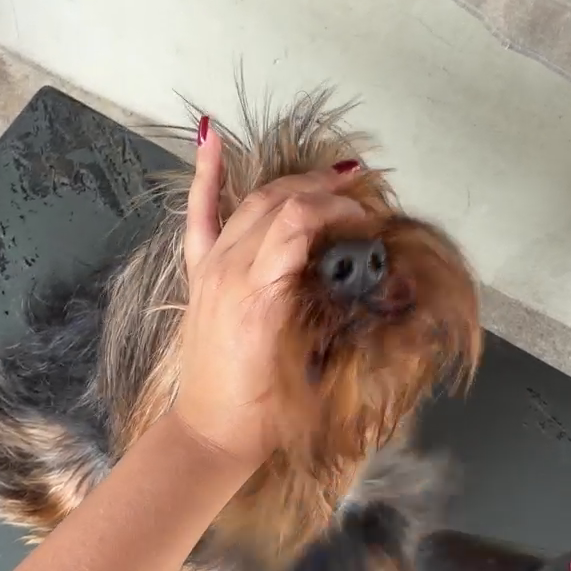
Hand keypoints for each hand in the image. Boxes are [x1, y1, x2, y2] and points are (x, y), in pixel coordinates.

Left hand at [169, 119, 366, 467]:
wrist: (209, 433)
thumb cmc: (261, 415)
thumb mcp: (308, 370)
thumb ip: (332, 318)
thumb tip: (361, 279)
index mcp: (258, 294)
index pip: (302, 221)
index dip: (342, 210)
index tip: (371, 221)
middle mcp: (229, 271)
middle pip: (280, 203)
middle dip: (325, 191)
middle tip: (360, 198)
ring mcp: (209, 270)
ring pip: (252, 203)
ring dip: (292, 183)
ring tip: (328, 179)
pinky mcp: (198, 277)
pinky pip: (199, 216)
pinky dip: (206, 176)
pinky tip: (211, 137)